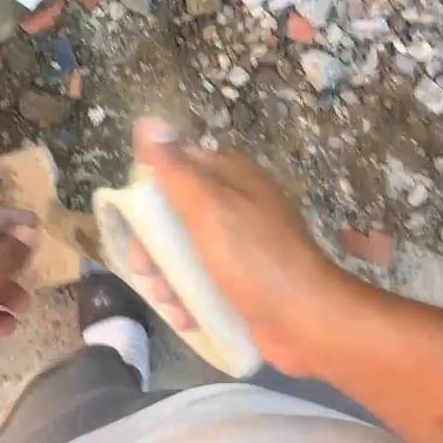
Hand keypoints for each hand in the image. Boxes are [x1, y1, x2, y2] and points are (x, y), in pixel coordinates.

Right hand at [131, 117, 359, 376]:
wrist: (307, 321)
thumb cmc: (254, 257)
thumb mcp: (209, 206)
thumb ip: (175, 168)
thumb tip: (148, 121)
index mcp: (232, 177)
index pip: (178, 169)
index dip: (151, 194)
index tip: (135, 224)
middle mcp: (237, 204)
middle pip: (178, 215)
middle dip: (156, 246)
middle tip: (146, 271)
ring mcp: (243, 245)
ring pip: (189, 253)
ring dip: (170, 278)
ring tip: (168, 300)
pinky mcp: (245, 281)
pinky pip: (206, 282)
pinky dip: (192, 298)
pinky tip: (186, 317)